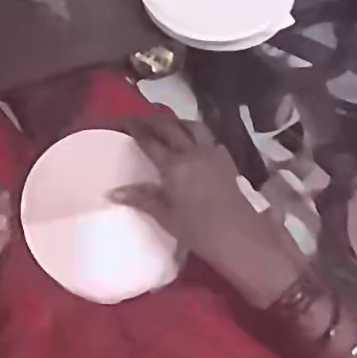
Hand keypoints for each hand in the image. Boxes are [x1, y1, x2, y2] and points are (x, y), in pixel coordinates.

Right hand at [110, 118, 304, 301]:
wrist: (243, 239)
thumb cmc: (200, 231)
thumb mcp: (167, 217)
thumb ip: (142, 199)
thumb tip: (113, 192)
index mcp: (174, 166)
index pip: (150, 141)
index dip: (136, 129)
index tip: (124, 121)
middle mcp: (192, 153)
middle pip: (170, 127)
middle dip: (153, 121)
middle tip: (140, 119)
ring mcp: (213, 155)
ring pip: (193, 127)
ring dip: (177, 122)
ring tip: (167, 124)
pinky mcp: (227, 162)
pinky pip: (209, 138)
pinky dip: (196, 133)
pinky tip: (194, 142)